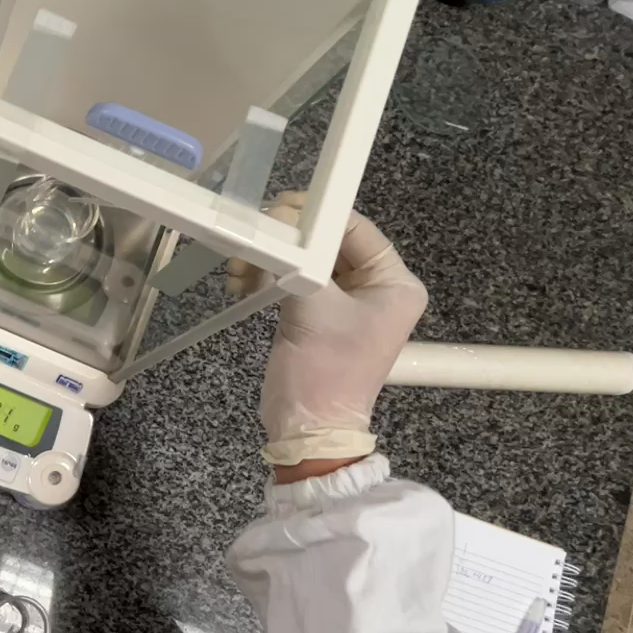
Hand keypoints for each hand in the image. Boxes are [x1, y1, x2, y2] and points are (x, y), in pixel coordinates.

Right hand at [260, 193, 427, 470]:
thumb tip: (277, 220)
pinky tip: (242, 283)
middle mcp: (375, 290)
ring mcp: (343, 306)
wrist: (306, 427)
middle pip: (328, 247)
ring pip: (305, 265)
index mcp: (394, 284)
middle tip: (253, 235)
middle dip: (287, 242)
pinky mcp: (315, 320)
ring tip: (238, 269)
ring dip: (270, 263)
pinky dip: (267, 281)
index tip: (279, 206)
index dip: (318, 215)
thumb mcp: (314, 307)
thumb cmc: (323, 369)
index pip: (357, 231)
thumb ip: (298, 260)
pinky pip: (292, 286)